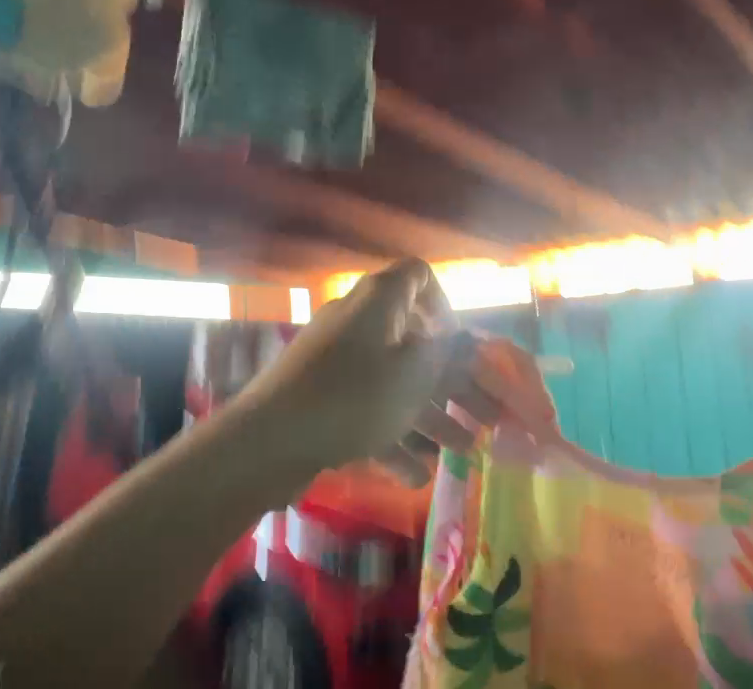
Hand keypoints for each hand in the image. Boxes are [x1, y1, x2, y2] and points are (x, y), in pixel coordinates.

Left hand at [242, 258, 499, 484]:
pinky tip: (414, 476)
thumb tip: (465, 343)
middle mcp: (358, 322)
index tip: (460, 343)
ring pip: (395, 381)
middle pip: (415, 341)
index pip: (419, 277)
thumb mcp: (415, 375)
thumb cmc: (353, 397)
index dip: (445, 304)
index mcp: (380, 300)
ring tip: (463, 451)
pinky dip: (392, 437)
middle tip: (484, 414)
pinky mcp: (321, 398)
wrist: (268, 440)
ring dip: (431, 414)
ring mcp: (337, 361)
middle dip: (452, 380)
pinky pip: (366, 409)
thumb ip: (448, 356)